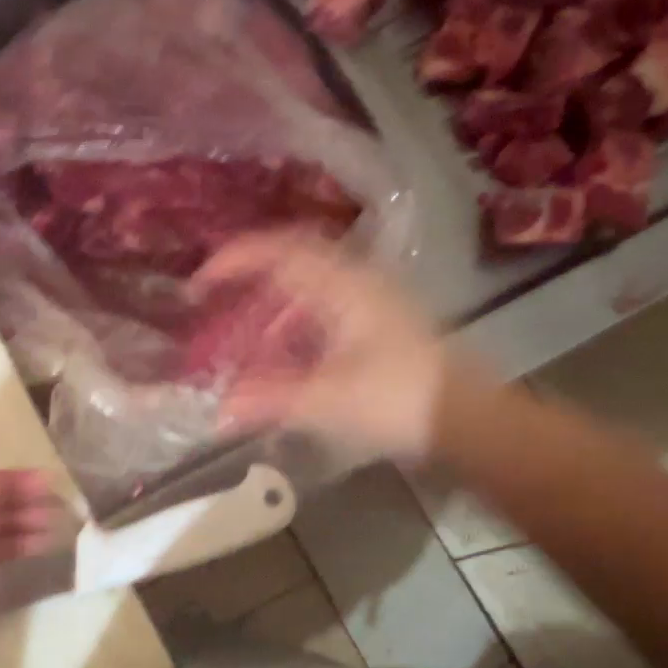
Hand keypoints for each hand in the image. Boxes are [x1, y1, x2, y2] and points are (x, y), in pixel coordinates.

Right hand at [193, 231, 502, 462]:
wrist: (466, 417)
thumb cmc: (398, 399)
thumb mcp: (327, 400)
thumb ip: (269, 400)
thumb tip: (219, 411)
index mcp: (343, 286)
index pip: (280, 250)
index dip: (236, 258)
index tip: (201, 282)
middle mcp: (359, 282)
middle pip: (294, 261)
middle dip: (251, 279)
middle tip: (219, 304)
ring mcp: (375, 301)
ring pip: (312, 285)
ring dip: (274, 305)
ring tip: (247, 337)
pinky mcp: (382, 325)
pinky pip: (327, 308)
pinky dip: (296, 324)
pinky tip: (286, 357)